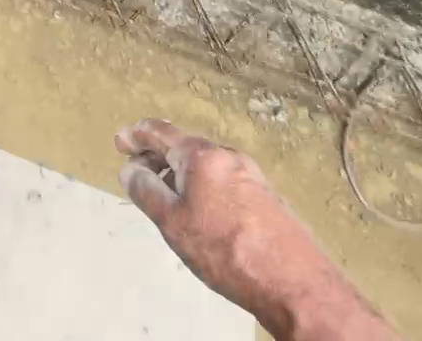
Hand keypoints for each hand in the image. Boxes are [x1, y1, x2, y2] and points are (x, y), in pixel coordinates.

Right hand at [115, 118, 397, 340]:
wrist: (301, 291)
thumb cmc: (226, 250)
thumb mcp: (170, 220)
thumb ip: (143, 188)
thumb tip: (131, 170)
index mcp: (202, 155)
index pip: (159, 131)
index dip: (134, 135)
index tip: (120, 143)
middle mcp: (229, 157)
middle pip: (184, 146)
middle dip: (157, 156)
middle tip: (139, 172)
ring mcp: (254, 178)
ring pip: (206, 166)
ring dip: (181, 173)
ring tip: (167, 195)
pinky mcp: (270, 200)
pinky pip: (225, 181)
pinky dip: (203, 186)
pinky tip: (202, 212)